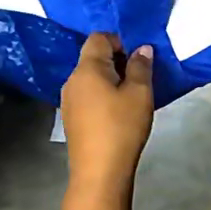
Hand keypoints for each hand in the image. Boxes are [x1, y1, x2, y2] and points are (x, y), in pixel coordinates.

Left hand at [61, 33, 155, 184]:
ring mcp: (68, 100)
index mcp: (87, 68)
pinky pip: (88, 94)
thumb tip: (142, 49)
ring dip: (111, 79)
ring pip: (91, 77)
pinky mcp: (71, 117)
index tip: (139, 57)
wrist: (99, 171)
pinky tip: (118, 112)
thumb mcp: (139, 93)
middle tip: (140, 76)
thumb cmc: (122, 127)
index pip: (99, 37)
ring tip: (131, 95)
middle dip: (117, 60)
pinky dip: (103, 94)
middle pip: (93, 57)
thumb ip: (140, 66)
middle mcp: (72, 79)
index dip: (120, 40)